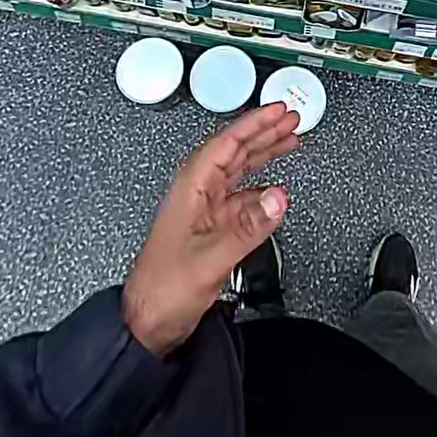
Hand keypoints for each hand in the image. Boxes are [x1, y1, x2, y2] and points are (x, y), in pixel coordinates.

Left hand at [123, 102, 299, 355]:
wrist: (145, 325)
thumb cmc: (162, 290)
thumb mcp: (210, 257)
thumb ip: (248, 226)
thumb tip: (279, 196)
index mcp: (192, 186)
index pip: (228, 141)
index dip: (255, 123)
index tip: (278, 110)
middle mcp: (198, 190)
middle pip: (236, 149)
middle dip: (265, 130)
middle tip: (290, 117)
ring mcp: (205, 207)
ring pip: (240, 167)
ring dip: (264, 151)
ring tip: (288, 137)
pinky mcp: (211, 224)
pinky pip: (242, 193)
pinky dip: (262, 185)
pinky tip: (275, 187)